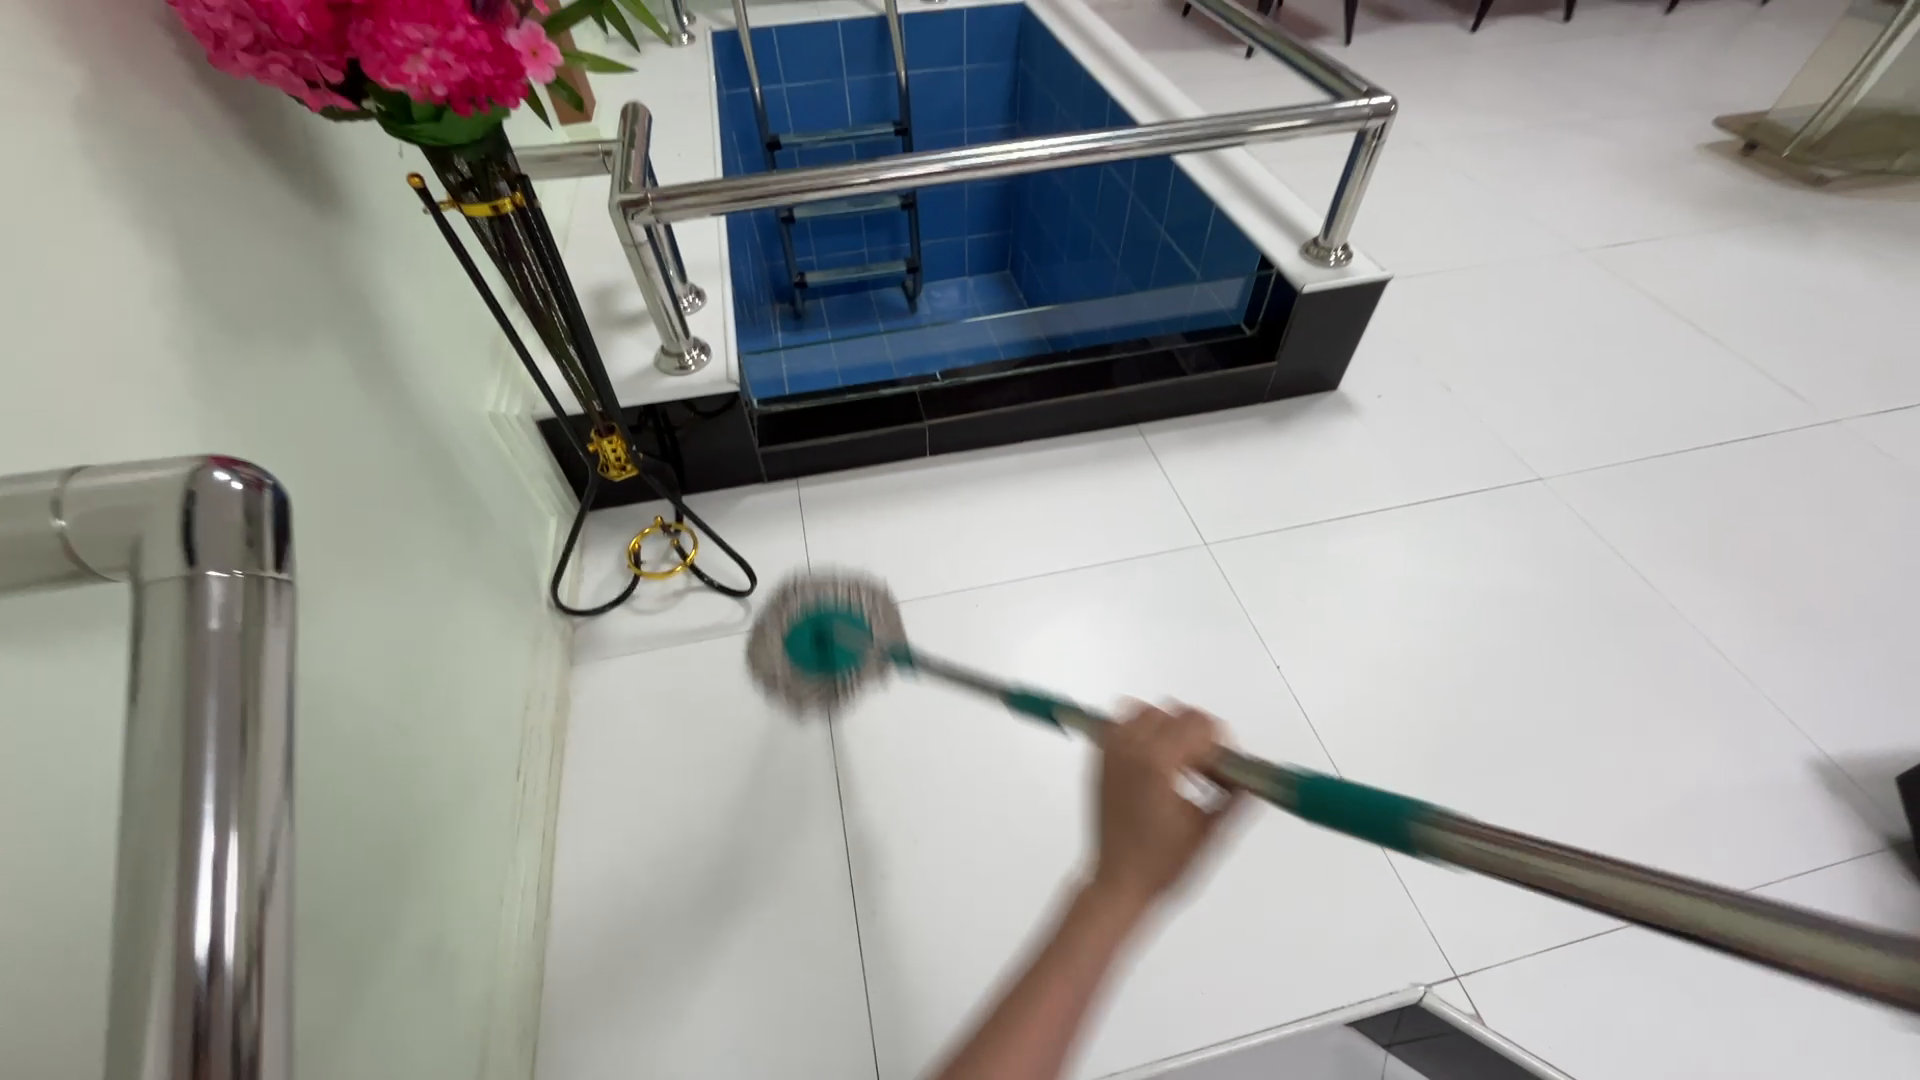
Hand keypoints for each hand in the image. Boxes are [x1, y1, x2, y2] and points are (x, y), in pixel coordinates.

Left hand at [1086, 702, 1240, 913]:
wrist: (1117, 881)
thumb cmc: (1165, 863)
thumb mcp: (1210, 832)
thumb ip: (1235, 797)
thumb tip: (1254, 774)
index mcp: (1159, 762)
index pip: (1199, 723)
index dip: (1219, 744)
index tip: (1224, 770)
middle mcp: (1131, 747)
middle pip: (1175, 712)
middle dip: (1196, 736)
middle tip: (1204, 772)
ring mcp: (1111, 750)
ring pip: (1145, 711)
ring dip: (1167, 728)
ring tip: (1178, 764)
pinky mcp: (1099, 758)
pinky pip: (1119, 722)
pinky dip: (1138, 730)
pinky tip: (1153, 761)